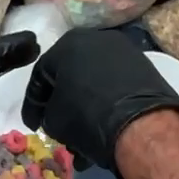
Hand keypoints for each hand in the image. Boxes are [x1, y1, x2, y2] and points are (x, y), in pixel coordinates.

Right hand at [22, 28, 178, 178]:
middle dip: (62, 106)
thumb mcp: (54, 120)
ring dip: (85, 108)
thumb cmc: (86, 115)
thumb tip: (56, 116)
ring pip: (93, 83)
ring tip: (83, 139)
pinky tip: (103, 129)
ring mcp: (124, 52)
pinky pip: (115, 87)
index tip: (33, 126)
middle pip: (70, 76)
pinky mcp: (145, 68)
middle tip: (58, 129)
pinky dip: (106, 105)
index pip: (41, 75)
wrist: (142, 124)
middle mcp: (95, 39)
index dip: (33, 105)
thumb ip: (48, 112)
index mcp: (67, 43)